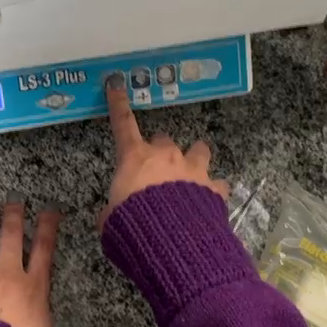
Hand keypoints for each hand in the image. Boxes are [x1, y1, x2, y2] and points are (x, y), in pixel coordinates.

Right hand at [102, 77, 229, 226]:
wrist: (172, 242)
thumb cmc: (132, 225)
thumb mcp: (109, 220)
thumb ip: (110, 212)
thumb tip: (109, 216)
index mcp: (136, 159)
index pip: (123, 124)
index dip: (118, 104)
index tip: (116, 84)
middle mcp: (166, 157)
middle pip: (164, 140)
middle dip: (160, 150)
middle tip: (157, 167)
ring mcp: (193, 171)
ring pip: (198, 150)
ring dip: (194, 158)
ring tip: (193, 170)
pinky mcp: (213, 189)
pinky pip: (216, 184)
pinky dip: (213, 190)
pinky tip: (210, 200)